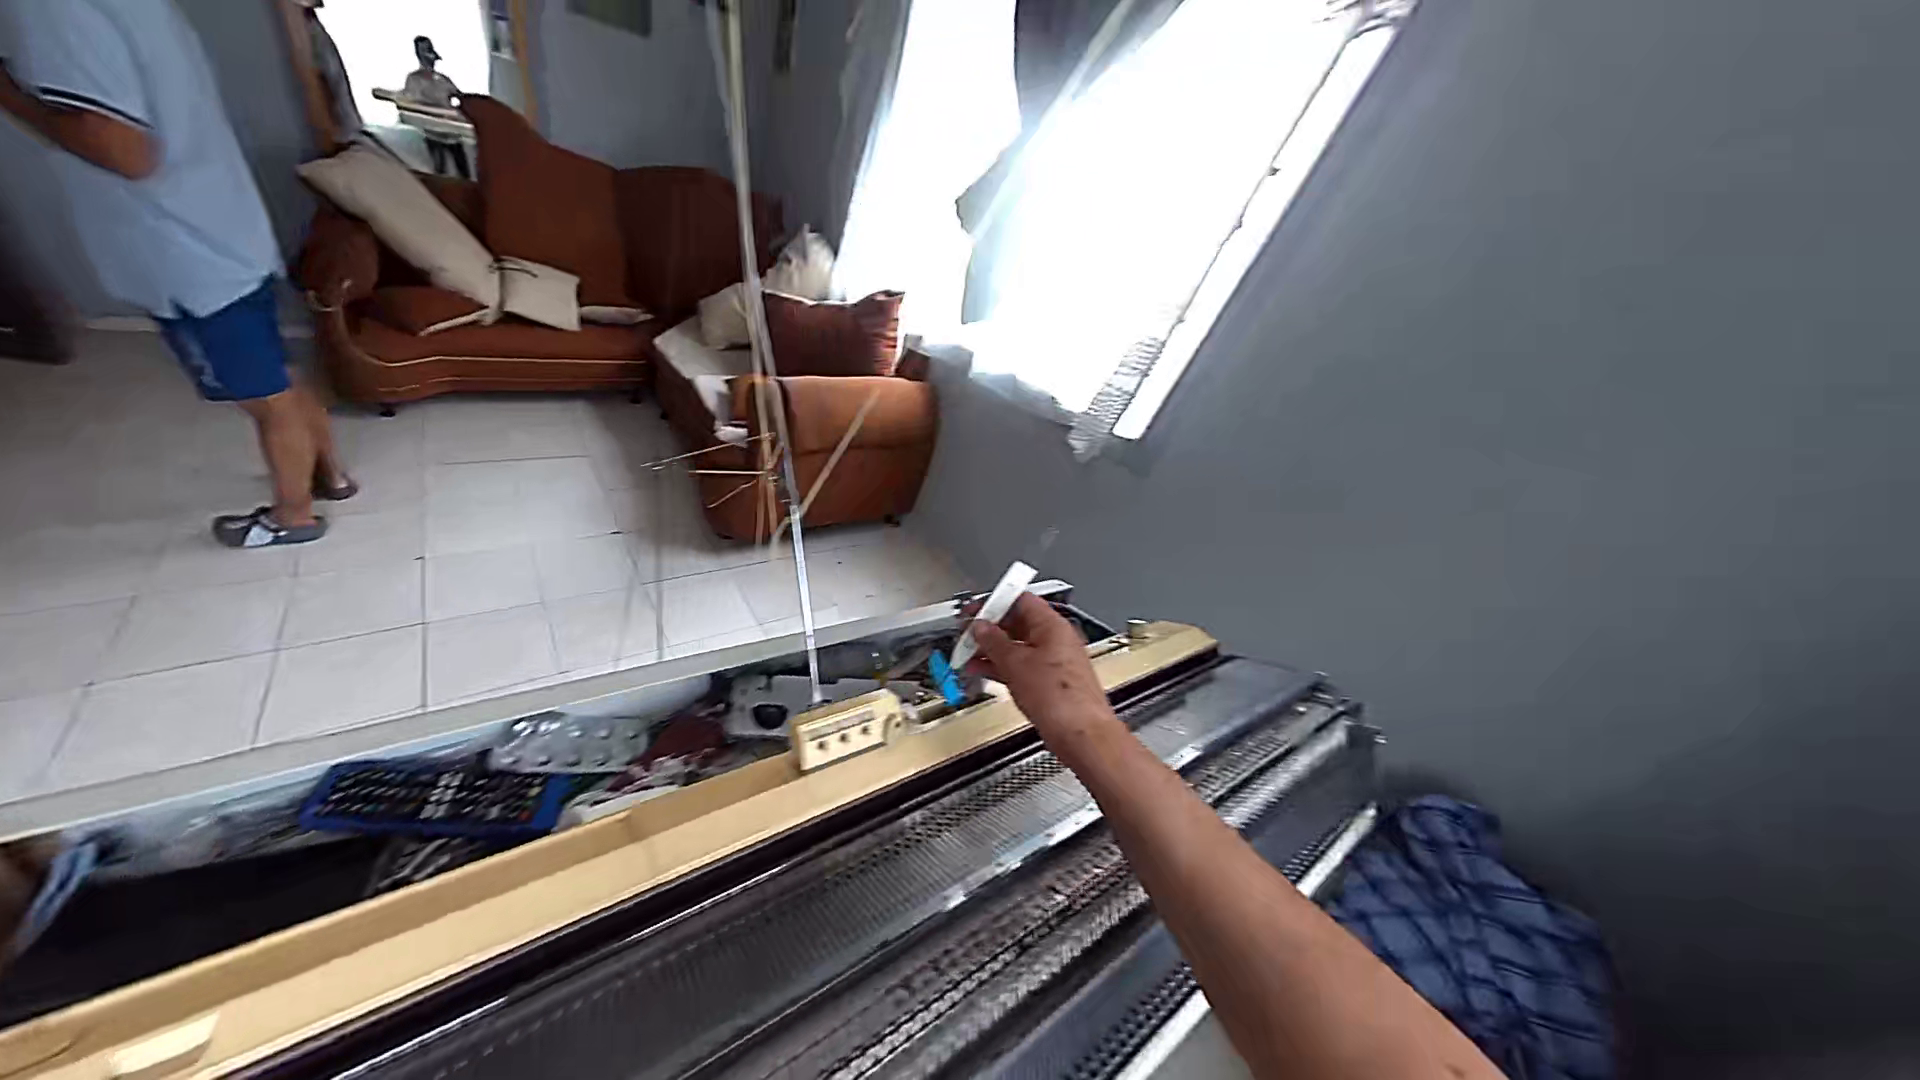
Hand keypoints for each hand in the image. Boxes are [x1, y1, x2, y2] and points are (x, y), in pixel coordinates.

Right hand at [963, 593, 1116, 743]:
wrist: (1081, 735)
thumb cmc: (1062, 700)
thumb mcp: (1015, 664)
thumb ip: (994, 642)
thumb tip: (981, 628)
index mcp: (1052, 625)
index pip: (1020, 599)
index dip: (994, 602)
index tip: (974, 612)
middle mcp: (1057, 640)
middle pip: (1018, 622)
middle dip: (990, 629)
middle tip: (968, 634)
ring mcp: (1055, 661)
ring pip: (1018, 646)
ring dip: (992, 650)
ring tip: (969, 655)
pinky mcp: (1051, 682)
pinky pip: (1022, 666)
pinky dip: (1002, 667)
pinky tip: (984, 671)